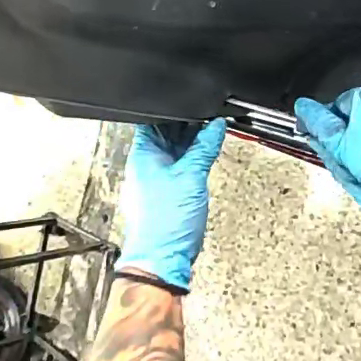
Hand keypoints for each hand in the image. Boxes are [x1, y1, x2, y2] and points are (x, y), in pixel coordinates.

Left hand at [117, 119, 227, 290]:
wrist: (163, 258)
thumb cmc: (165, 222)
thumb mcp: (191, 176)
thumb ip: (204, 148)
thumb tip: (216, 125)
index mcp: (143, 153)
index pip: (154, 118)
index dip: (173, 108)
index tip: (195, 102)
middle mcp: (147, 162)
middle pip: (167, 131)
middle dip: (188, 124)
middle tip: (210, 117)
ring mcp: (157, 176)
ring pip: (176, 148)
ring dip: (193, 141)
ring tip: (213, 133)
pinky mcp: (168, 189)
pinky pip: (181, 164)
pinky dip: (193, 158)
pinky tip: (207, 154)